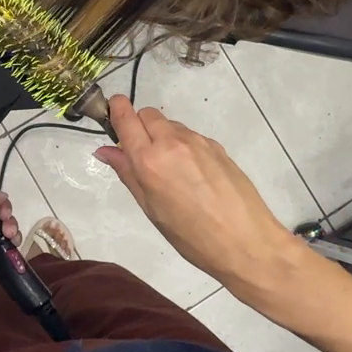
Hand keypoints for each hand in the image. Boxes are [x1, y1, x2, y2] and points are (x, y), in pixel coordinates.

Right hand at [93, 96, 304, 291]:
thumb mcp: (151, 209)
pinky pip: (190, 136)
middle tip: (142, 153)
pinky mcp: (217, 145)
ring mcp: (197, 141)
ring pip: (169, 124)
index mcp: (149, 160)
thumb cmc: (190, 236)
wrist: (246, 242)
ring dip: (162, 136)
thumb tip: (105, 150)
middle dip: (139, 125)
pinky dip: (183, 146)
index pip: (125, 116)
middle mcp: (172, 142)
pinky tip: (194, 175)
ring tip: (172, 171)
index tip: (112, 114)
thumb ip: (127, 173)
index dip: (115, 109)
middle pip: (147, 114)